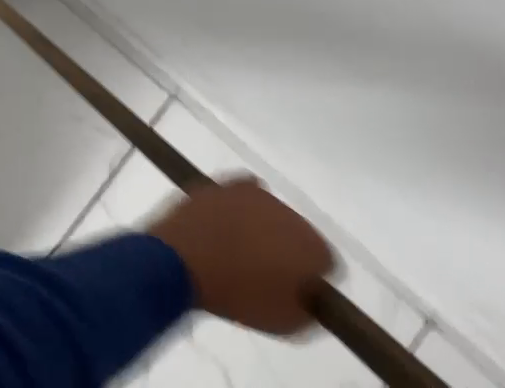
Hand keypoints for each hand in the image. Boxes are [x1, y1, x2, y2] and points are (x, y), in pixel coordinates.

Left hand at [146, 176, 333, 335]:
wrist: (178, 260)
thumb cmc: (236, 295)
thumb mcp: (286, 322)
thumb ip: (310, 307)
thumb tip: (309, 293)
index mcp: (312, 246)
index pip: (326, 263)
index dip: (310, 279)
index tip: (291, 290)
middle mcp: (290, 211)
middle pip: (298, 234)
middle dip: (287, 250)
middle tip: (262, 270)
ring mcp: (253, 192)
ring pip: (271, 213)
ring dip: (263, 227)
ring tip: (238, 248)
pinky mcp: (223, 182)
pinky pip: (243, 191)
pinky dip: (241, 204)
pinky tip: (231, 220)